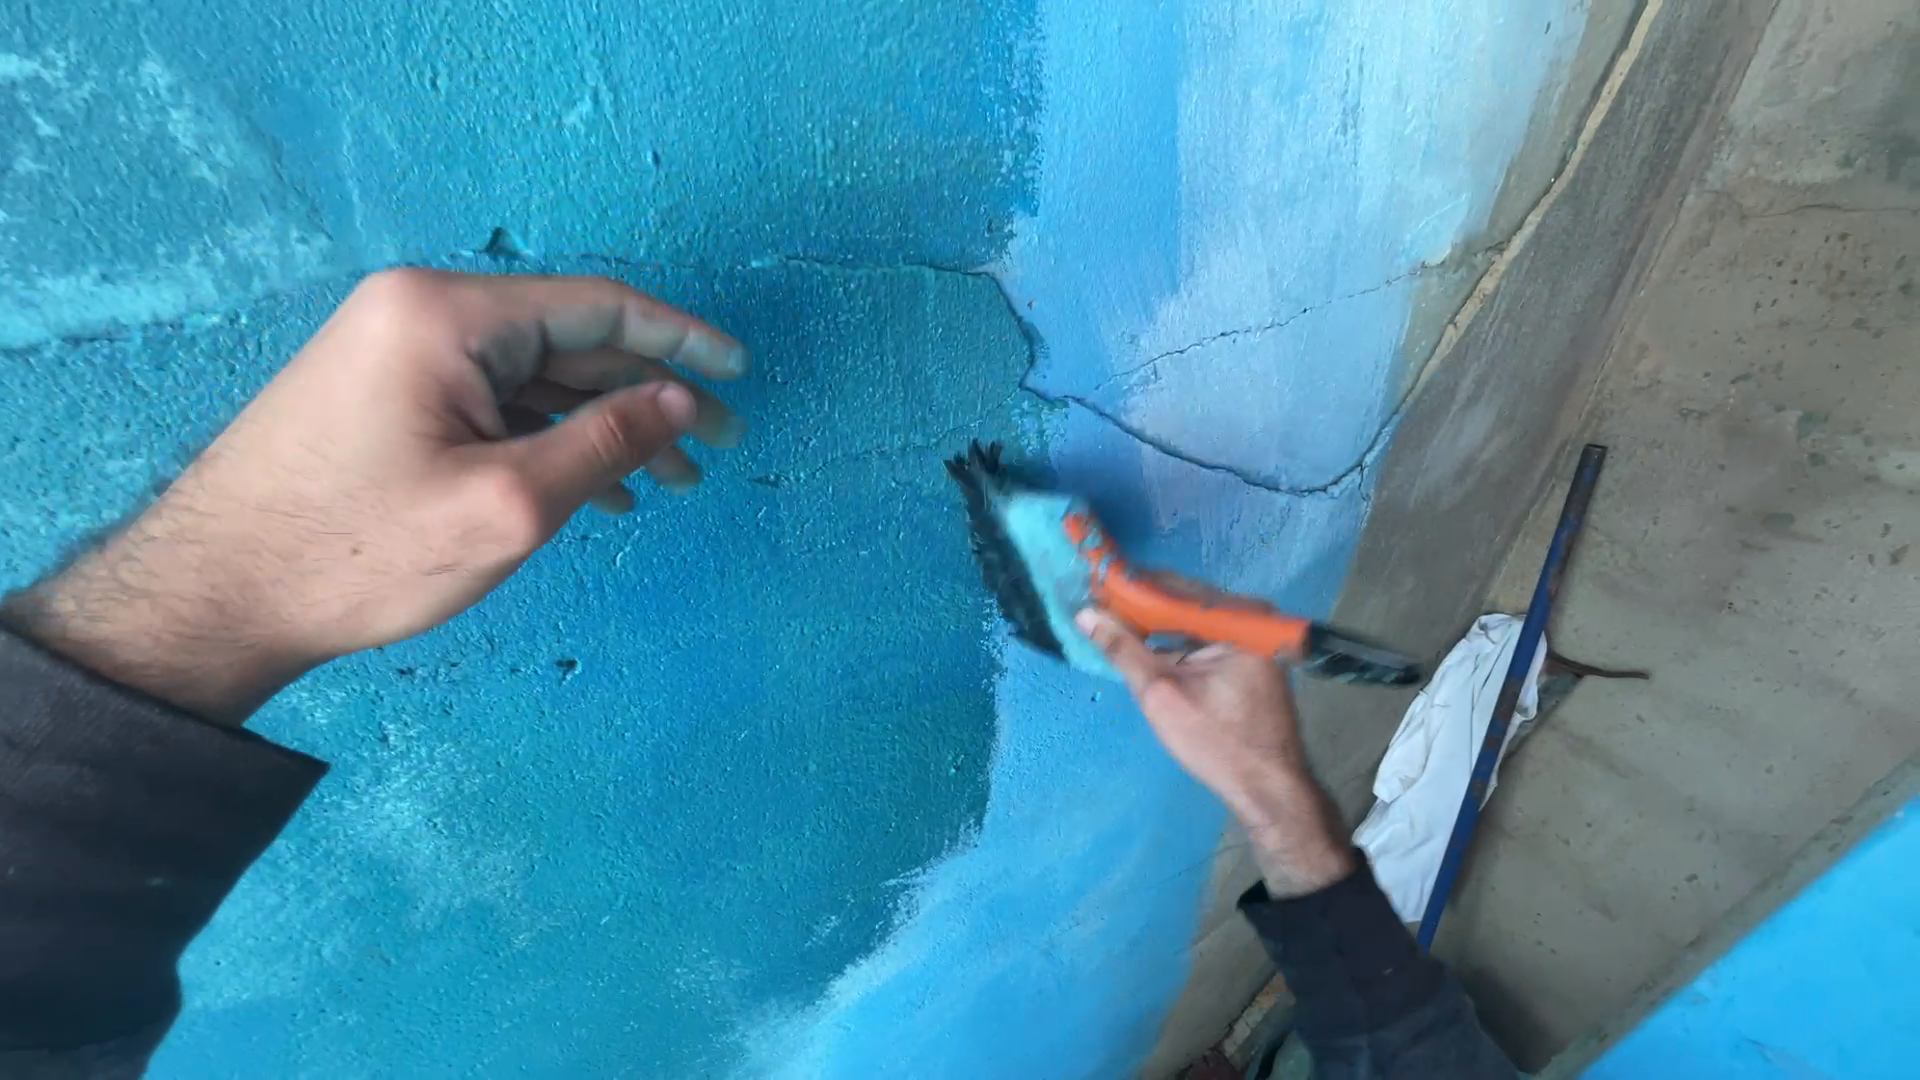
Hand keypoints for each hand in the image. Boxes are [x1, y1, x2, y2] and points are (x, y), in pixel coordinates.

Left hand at [2, 269, 747, 724]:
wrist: (211, 601)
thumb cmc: (364, 551)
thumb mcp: (512, 501)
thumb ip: (609, 440)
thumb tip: (682, 399)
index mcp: (450, 316)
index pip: (599, 308)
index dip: (681, 339)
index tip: (741, 369)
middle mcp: (431, 316)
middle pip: (578, 346)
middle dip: (657, 397)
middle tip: (724, 444)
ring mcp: (416, 358)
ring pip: (551, 383)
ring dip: (618, 429)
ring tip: (679, 482)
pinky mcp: (408, 399)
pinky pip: (513, 409)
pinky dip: (567, 444)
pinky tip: (609, 493)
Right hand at [1077, 601, 1355, 897]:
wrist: (1269, 790)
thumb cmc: (1215, 741)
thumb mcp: (1159, 692)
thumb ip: (1122, 648)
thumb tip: (1084, 613)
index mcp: (1238, 619)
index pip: (1172, 587)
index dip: (1128, 588)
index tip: (1091, 589)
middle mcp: (1250, 619)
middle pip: (1182, 601)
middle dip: (1138, 605)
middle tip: (1096, 609)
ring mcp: (1252, 639)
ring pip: (1190, 620)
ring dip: (1154, 624)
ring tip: (1112, 625)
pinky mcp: (1247, 659)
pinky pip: (1202, 637)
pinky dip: (1173, 640)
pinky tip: (1144, 647)